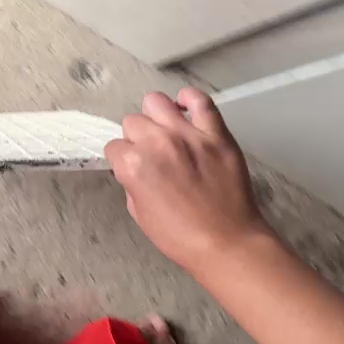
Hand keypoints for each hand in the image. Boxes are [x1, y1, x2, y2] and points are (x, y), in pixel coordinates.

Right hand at [104, 89, 276, 276]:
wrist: (228, 245)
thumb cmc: (179, 236)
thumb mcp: (138, 212)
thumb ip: (131, 180)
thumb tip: (134, 166)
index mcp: (132, 164)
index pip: (114, 146)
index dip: (123, 158)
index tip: (134, 168)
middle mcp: (156, 143)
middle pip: (133, 122)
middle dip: (137, 137)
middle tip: (152, 154)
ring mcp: (188, 135)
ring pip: (156, 102)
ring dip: (156, 116)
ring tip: (166, 131)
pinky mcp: (216, 135)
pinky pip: (200, 101)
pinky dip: (189, 99)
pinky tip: (185, 108)